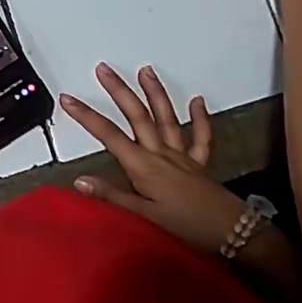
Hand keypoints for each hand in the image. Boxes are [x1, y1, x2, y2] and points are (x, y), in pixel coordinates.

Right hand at [59, 63, 245, 255]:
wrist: (232, 234)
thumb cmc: (186, 228)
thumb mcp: (144, 217)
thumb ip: (112, 196)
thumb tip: (79, 180)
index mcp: (144, 167)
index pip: (109, 136)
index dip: (87, 116)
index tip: (68, 99)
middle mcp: (161, 153)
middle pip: (137, 116)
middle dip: (119, 91)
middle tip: (104, 68)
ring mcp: (182, 155)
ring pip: (166, 118)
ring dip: (155, 93)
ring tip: (145, 70)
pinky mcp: (200, 162)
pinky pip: (202, 137)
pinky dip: (201, 118)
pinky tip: (198, 101)